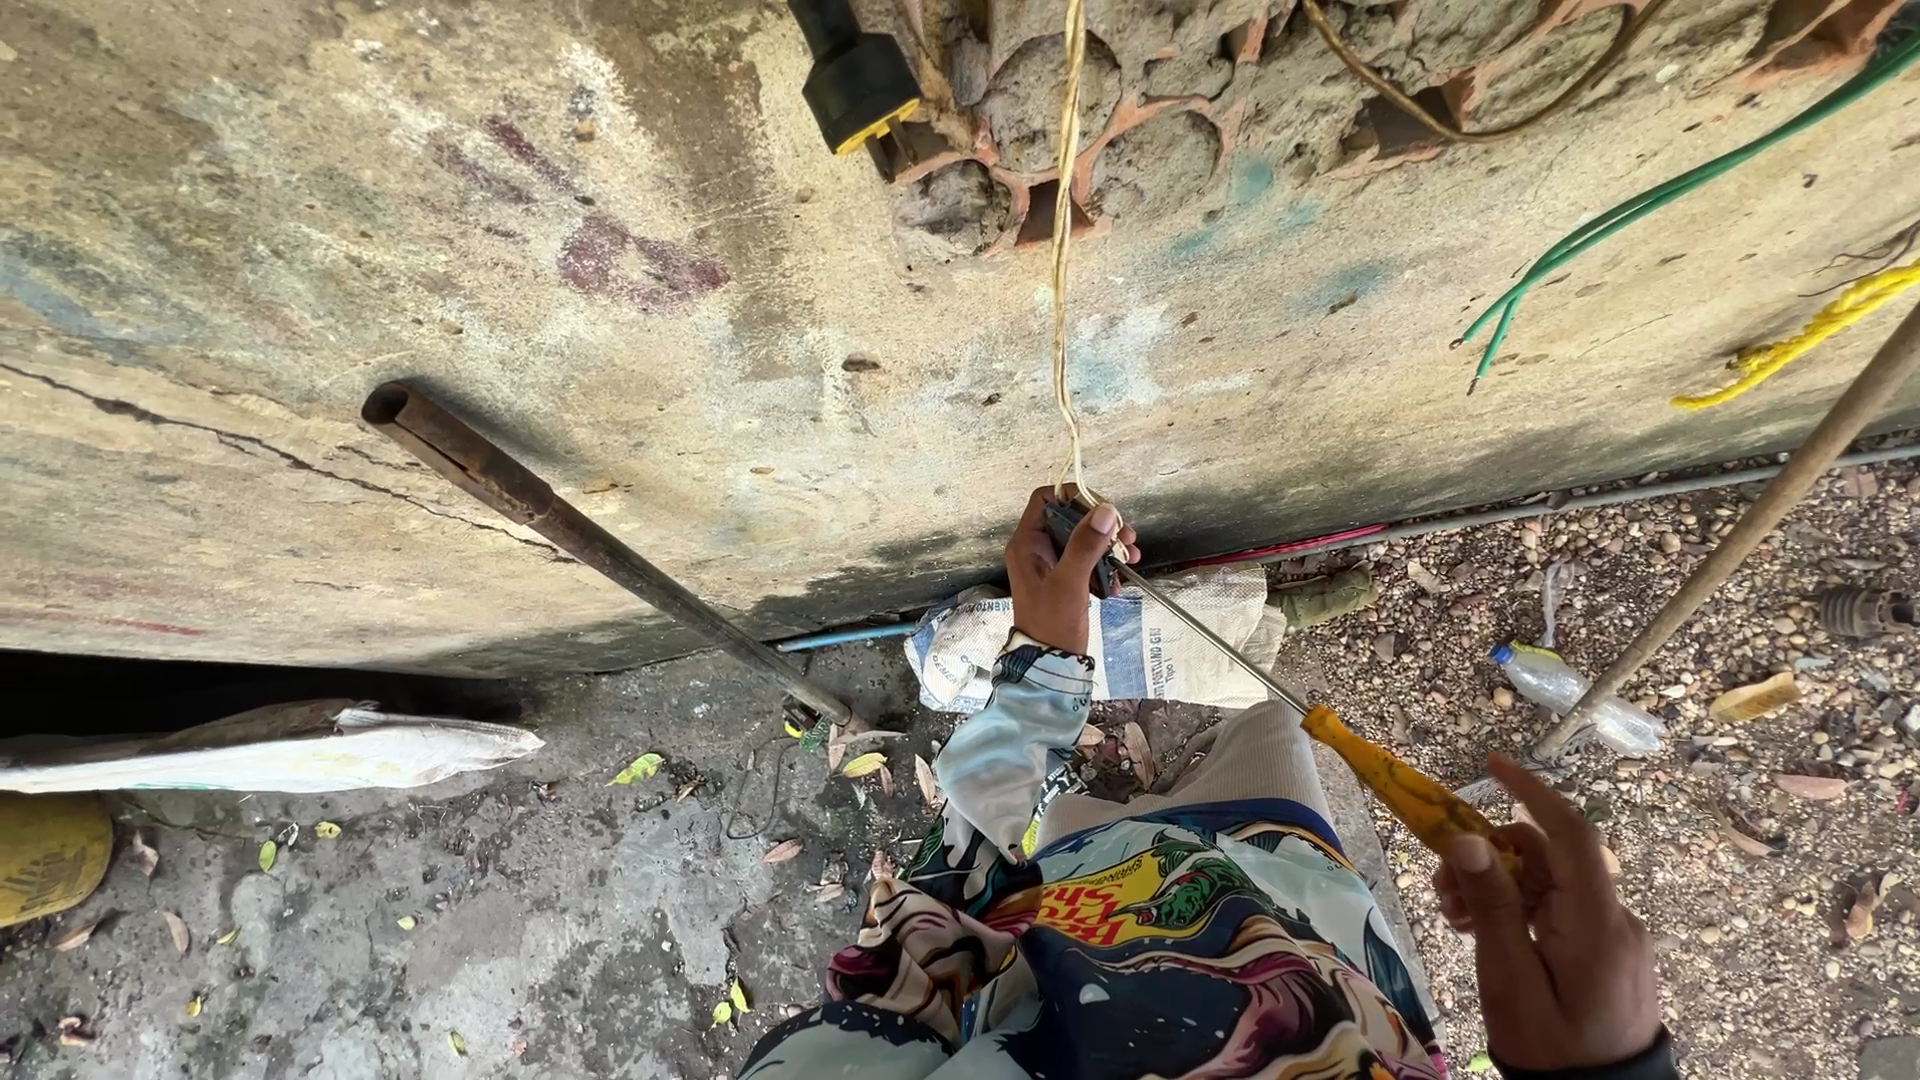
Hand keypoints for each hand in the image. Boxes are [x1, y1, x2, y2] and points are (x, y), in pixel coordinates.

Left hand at [1004, 485, 1139, 654]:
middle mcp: (1036, 549)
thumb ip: (1085, 545)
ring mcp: (1052, 564)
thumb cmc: (1052, 624)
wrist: (1050, 665)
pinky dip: (1105, 566)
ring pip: (1083, 539)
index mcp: (1026, 543)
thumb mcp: (1069, 582)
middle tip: (1127, 537)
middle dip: (1101, 524)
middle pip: (1070, 518)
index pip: (1045, 499)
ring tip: (1131, 557)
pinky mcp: (1067, 580)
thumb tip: (1105, 510)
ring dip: (1108, 545)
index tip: (1103, 508)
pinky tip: (1119, 581)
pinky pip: (1088, 561)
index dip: (1073, 497)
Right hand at [1434, 753, 1661, 1071]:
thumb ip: (1492, 903)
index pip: (1572, 834)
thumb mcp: (1508, 974)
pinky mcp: (1605, 951)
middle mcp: (1615, 920)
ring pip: (1544, 881)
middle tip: (1440, 890)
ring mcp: (1613, 936)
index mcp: (1598, 924)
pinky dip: (1514, 906)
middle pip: (1544, 857)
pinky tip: (1482, 930)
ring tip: (1455, 919)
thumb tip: (1466, 837)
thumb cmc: (1550, 1043)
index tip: (1492, 763)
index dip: (1532, 791)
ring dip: (1494, 885)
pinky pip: (1555, 907)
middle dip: (1486, 858)